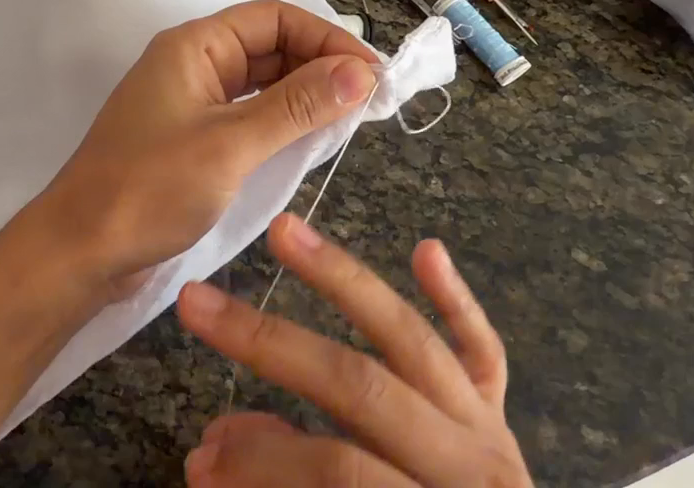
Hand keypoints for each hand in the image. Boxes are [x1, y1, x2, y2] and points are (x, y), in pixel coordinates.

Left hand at [33, 0, 377, 292]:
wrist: (81, 250)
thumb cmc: (150, 189)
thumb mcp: (231, 145)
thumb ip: (297, 106)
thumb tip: (361, 72)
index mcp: (193, 47)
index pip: (274, 18)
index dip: (326, 39)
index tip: (373, 76)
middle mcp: (192, 64)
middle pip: (269, 46)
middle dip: (320, 66)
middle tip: (373, 102)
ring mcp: (190, 102)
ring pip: (261, 83)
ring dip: (305, 96)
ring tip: (353, 120)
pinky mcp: (191, 138)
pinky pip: (248, 115)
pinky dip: (281, 122)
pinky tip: (311, 141)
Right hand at [176, 214, 531, 487]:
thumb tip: (211, 455)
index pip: (336, 468)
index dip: (262, 459)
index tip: (197, 459)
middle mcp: (467, 467)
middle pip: (359, 386)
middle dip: (269, 342)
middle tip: (194, 303)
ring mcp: (487, 434)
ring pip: (412, 341)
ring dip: (343, 279)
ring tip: (285, 230)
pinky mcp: (499, 419)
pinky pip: (483, 352)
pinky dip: (456, 301)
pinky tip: (426, 249)